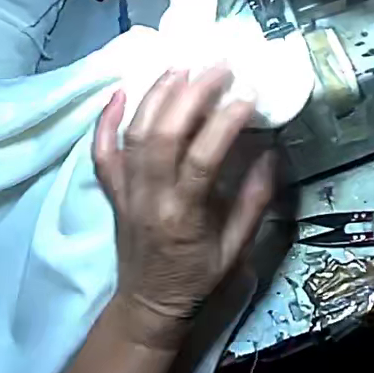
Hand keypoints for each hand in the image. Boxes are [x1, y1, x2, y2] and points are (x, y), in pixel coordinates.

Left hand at [93, 66, 278, 348]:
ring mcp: (125, 191)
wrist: (148, 306)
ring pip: (133, 134)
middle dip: (190, 95)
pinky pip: (101, 151)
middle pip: (162, 135)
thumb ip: (255, 200)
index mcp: (184, 214)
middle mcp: (149, 197)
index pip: (202, 158)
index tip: (248, 96)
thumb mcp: (238, 248)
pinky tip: (120, 90)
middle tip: (217, 67)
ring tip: (181, 66)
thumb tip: (272, 152)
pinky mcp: (111, 190)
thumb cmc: (198, 278)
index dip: (225, 123)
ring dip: (156, 95)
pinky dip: (106, 119)